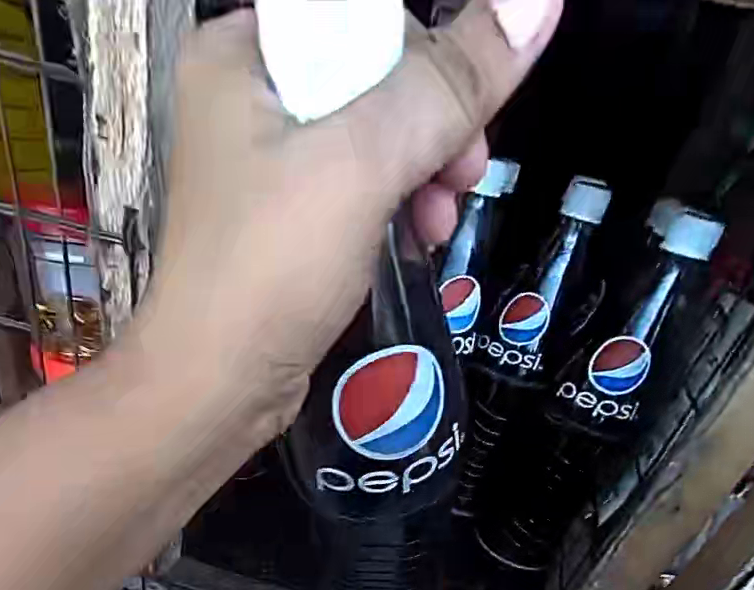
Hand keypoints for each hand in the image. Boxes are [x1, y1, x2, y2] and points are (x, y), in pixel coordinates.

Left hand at [137, 0, 561, 435]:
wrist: (216, 388)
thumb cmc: (271, 269)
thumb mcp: (362, 164)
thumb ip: (448, 84)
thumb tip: (537, 0)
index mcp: (239, 59)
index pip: (356, 19)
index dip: (419, 57)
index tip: (458, 111)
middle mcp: (244, 107)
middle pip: (368, 79)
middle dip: (429, 128)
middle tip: (465, 174)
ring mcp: (260, 176)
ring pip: (366, 145)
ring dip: (420, 177)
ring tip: (440, 226)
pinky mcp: (279, 232)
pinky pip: (350, 197)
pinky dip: (389, 214)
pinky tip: (416, 243)